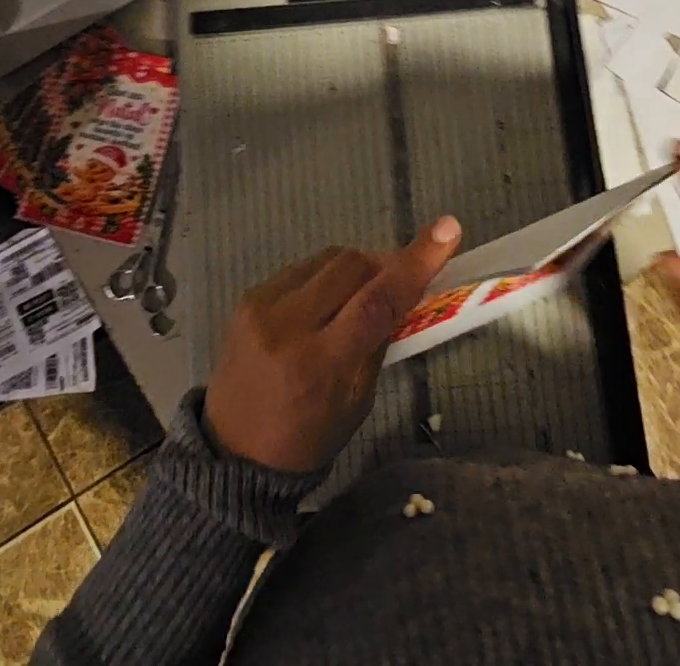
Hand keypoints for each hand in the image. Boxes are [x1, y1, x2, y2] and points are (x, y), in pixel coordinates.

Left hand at [204, 216, 461, 472]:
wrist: (232, 451)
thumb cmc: (307, 437)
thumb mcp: (357, 400)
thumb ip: (378, 341)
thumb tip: (401, 292)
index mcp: (321, 362)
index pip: (377, 301)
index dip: (416, 263)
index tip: (447, 229)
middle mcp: (287, 325)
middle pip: (351, 266)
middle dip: (384, 264)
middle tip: (402, 277)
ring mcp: (261, 306)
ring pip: (326, 260)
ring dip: (354, 269)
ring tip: (363, 292)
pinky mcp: (247, 297)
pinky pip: (300, 270)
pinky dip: (324, 278)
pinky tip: (328, 300)